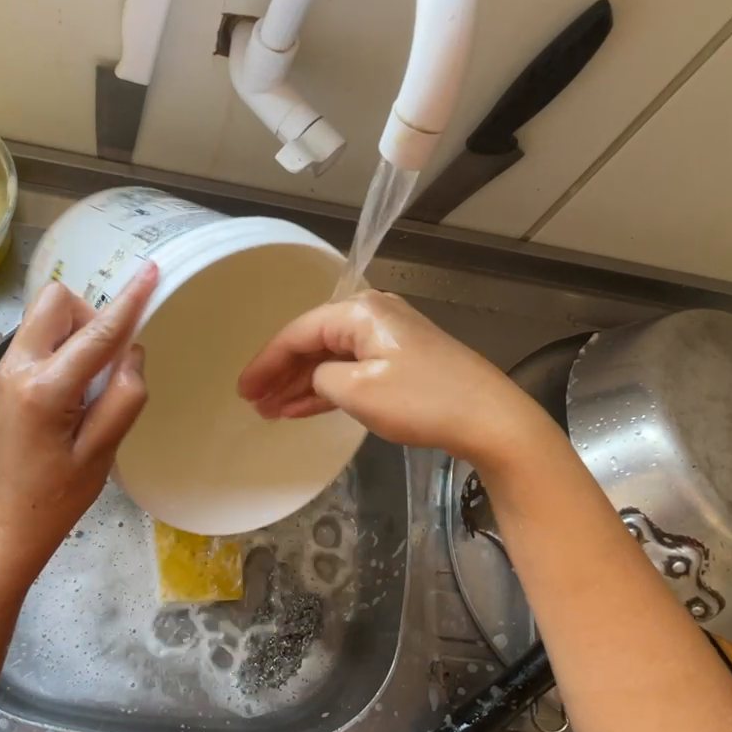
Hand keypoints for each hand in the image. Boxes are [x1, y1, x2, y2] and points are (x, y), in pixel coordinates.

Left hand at [0, 263, 156, 576]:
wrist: (8, 521)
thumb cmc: (57, 497)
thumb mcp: (102, 453)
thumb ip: (123, 398)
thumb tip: (131, 353)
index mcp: (44, 389)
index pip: (97, 334)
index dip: (128, 302)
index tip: (150, 273)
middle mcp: (17, 368)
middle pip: (56, 302)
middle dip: (89, 315)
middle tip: (106, 362)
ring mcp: (5, 370)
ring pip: (46, 317)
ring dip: (76, 333)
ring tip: (89, 385)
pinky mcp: (5, 379)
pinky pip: (39, 339)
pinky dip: (64, 348)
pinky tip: (74, 391)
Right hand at [237, 290, 546, 466]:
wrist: (489, 419)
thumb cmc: (422, 401)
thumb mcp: (358, 391)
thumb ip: (321, 379)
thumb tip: (316, 378)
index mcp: (360, 312)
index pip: (298, 333)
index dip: (266, 362)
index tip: (242, 390)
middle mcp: (373, 315)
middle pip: (312, 342)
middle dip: (280, 374)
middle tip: (252, 402)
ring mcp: (388, 339)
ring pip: (330, 359)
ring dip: (299, 385)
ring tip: (270, 411)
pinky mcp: (401, 362)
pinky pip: (350, 371)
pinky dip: (325, 390)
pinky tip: (301, 409)